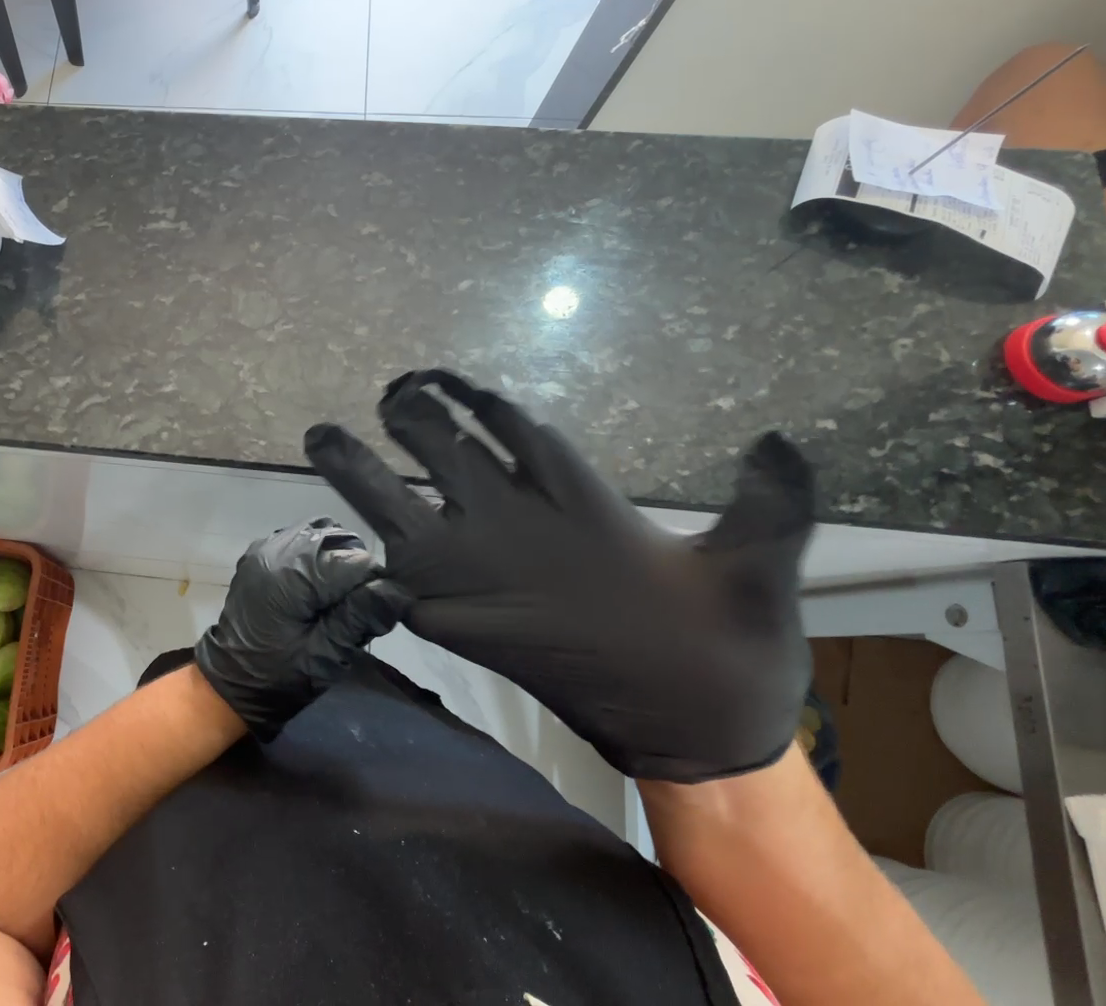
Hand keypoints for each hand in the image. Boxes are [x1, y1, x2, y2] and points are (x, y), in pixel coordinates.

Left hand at [193, 518, 411, 740]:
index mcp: (292, 574)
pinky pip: (300, 539)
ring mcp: (265, 548)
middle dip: (354, 571)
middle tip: (351, 610)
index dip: (371, 588)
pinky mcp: (260, 554)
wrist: (229, 683)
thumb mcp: (325, 654)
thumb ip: (360, 616)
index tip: (367, 618)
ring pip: (322, 534)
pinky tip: (314, 588)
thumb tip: (397, 590)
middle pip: (340, 541)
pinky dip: (315, 556)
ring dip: (337, 560)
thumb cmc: (277, 676)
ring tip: (333, 598)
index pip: (356, 561)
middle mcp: (277, 549)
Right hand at [304, 370, 814, 782]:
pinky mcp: (467, 627)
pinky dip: (376, 558)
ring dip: (371, 473)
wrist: (702, 728)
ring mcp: (492, 574)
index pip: (516, 430)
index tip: (439, 377)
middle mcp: (524, 528)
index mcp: (582, 503)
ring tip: (327, 438)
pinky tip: (353, 538)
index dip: (474, 398)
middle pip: (453, 457)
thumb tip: (778, 436)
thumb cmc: (734, 648)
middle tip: (384, 395)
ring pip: (415, 510)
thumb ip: (773, 504)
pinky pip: (410, 581)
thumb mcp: (760, 568)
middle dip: (414, 422)